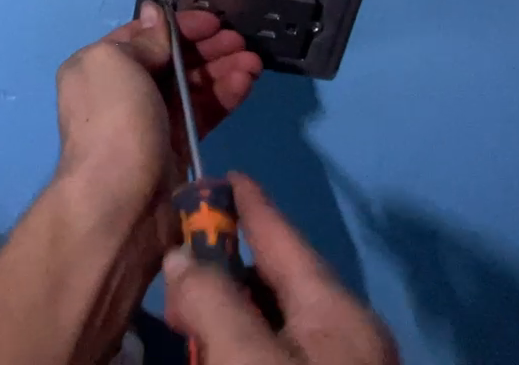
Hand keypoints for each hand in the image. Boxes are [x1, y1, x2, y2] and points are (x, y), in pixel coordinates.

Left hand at [53, 1, 263, 220]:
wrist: (121, 203)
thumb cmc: (113, 121)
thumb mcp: (117, 62)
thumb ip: (143, 39)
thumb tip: (155, 14)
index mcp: (98, 65)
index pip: (143, 35)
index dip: (177, 25)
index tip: (213, 20)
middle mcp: (120, 91)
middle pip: (170, 60)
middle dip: (205, 48)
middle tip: (241, 41)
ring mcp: (149, 121)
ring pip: (190, 86)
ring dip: (221, 70)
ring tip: (254, 61)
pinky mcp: (175, 149)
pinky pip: (202, 114)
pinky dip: (223, 96)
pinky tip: (247, 82)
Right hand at [164, 173, 396, 364]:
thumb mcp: (245, 357)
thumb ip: (209, 297)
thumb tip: (181, 257)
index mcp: (339, 314)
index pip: (283, 235)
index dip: (247, 200)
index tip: (221, 172)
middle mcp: (346, 340)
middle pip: (273, 279)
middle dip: (221, 266)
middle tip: (172, 273)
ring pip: (270, 323)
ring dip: (225, 313)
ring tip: (185, 319)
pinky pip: (273, 354)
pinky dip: (238, 346)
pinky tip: (212, 351)